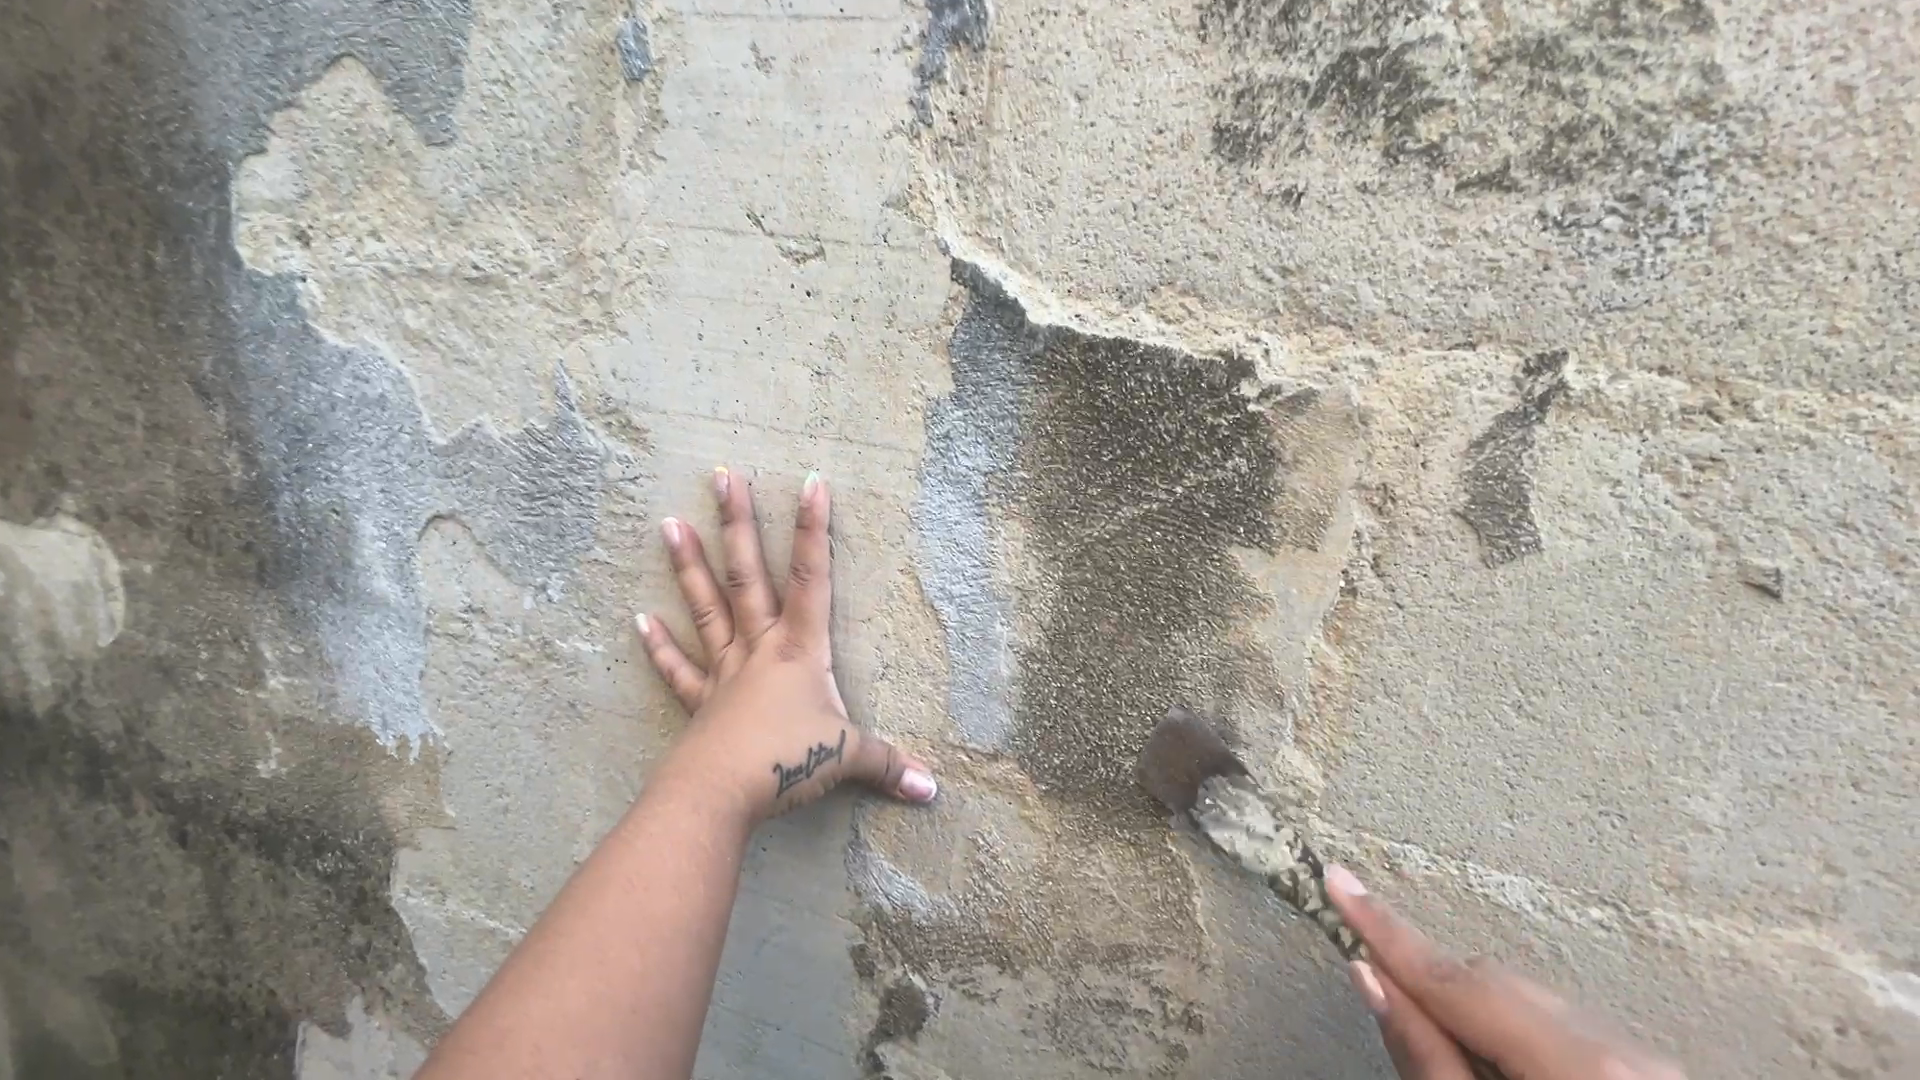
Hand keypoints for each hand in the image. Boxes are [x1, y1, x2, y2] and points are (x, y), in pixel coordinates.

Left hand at [636, 467, 937, 824]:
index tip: (810, 481)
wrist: (719, 795)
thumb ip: (889, 765)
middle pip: (748, 575)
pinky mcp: (700, 701)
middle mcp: (759, 647)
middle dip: (738, 524)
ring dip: (688, 565)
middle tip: (722, 477)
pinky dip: (659, 646)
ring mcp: (725, 671)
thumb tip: (932, 790)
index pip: (812, 576)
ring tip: (669, 522)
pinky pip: (679, 669)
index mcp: (800, 648)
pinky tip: (638, 619)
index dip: (813, 528)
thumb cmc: (786, 763)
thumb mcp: (848, 757)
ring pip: (707, 607)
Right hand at [1325, 865, 1684, 1079]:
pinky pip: (1561, 1030)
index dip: (1387, 931)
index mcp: (1586, 1070)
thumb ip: (1428, 1060)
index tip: (1335, 878)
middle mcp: (1629, 1051)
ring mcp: (1653, 1062)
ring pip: (1525, 1004)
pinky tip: (1506, 1076)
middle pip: (1493, 985)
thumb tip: (1368, 976)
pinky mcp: (1655, 1073)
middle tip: (1385, 1006)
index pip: (1458, 981)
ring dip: (1474, 1020)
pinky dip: (1515, 1040)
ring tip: (1460, 1067)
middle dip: (1433, 990)